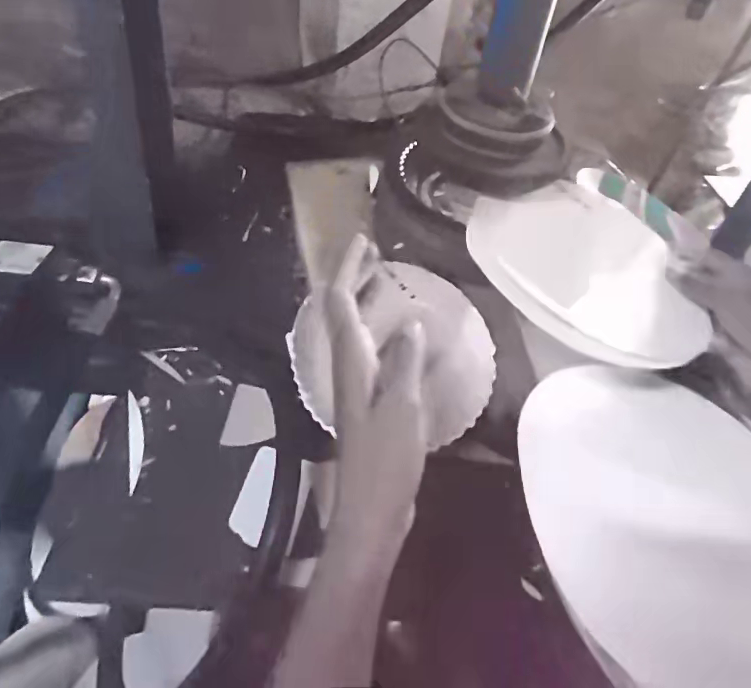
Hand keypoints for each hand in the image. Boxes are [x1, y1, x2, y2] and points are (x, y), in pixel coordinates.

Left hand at [323, 234, 427, 561]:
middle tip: (376, 255)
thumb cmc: (385, 458)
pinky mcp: (367, 398)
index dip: (348, 268)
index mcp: (351, 360)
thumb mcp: (403, 407)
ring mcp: (356, 383)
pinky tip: (401, 335)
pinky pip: (369, 349)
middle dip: (353, 277)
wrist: (370, 510)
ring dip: (364, 301)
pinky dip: (380, 328)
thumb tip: (410, 323)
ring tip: (387, 282)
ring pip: (353, 328)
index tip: (363, 241)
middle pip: (340, 310)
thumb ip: (405, 362)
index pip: (339, 300)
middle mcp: (347, 365)